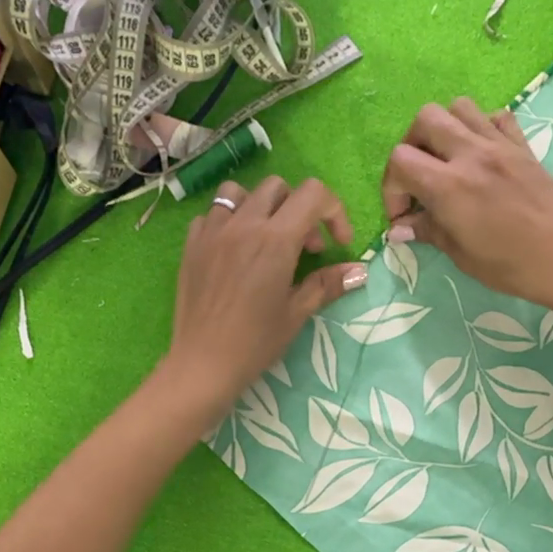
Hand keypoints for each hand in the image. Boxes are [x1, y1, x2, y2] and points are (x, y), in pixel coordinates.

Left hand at [161, 175, 365, 405]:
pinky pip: (212, 215)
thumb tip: (360, 271)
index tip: (337, 244)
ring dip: (260, 208)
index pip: (313, 194)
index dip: (334, 212)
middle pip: (278, 188)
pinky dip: (229, 223)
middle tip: (303, 248)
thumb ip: (326, 284)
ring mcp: (213, 231)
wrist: (203, 363)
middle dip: (298, 209)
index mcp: (275, 240)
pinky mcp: (192, 244)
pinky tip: (233, 251)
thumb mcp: (296, 314)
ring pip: (240, 192)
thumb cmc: (255, 343)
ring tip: (265, 239)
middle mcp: (243, 225)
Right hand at [383, 99, 552, 314]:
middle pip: (425, 120)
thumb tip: (400, 229)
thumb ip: (429, 232)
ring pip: (458, 108)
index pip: (401, 161)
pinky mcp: (522, 146)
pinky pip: (494, 117)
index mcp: (450, 186)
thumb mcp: (462, 256)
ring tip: (446, 163)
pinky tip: (480, 157)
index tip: (402, 217)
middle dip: (411, 147)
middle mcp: (472, 154)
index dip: (391, 188)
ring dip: (444, 130)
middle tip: (417, 181)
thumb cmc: (512, 266)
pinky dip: (479, 128)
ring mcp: (500, 145)